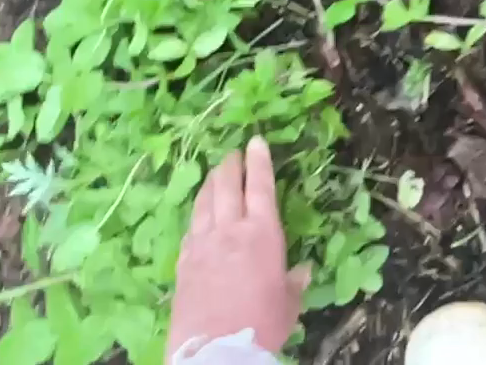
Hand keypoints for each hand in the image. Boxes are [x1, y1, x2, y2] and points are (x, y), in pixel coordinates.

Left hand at [167, 138, 310, 361]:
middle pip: (227, 185)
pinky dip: (196, 214)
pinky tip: (198, 214)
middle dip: (230, 164)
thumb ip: (294, 282)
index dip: (258, 160)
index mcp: (262, 232)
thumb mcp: (288, 303)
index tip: (256, 141)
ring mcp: (203, 244)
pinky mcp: (183, 263)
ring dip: (210, 183)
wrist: (216, 354)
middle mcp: (230, 229)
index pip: (260, 184)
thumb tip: (302, 271)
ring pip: (204, 201)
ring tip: (214, 174)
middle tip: (233, 153)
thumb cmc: (262, 325)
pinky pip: (190, 228)